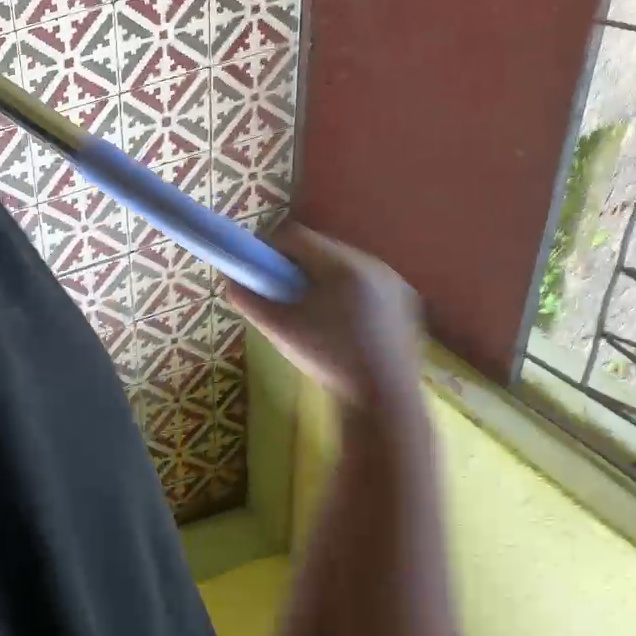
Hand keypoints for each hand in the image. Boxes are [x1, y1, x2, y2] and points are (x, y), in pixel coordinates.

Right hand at [227, 223, 424, 409]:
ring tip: (310, 307)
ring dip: (319, 274)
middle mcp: (373, 264)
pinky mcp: (406, 299)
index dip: (268, 248)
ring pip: (340, 261)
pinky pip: (363, 277)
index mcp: (343, 266)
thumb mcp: (275, 327)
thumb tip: (229, 278)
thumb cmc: (327, 359)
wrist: (384, 400)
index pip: (293, 234)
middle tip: (281, 291)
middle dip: (295, 262)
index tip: (260, 272)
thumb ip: (245, 297)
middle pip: (318, 245)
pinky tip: (338, 317)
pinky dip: (344, 287)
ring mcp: (394, 281)